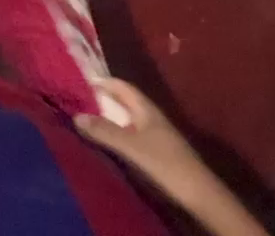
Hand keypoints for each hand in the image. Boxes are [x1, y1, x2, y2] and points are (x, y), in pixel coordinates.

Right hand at [74, 79, 267, 235]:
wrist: (198, 193)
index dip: (104, 82)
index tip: (82, 81)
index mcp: (147, 109)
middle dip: (104, 99)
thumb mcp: (131, 147)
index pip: (123, 86)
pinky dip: (118, 133)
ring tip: (88, 120)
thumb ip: (105, 131)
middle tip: (79, 100)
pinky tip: (108, 143)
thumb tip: (76, 115)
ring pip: (128, 119)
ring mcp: (156, 135)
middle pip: (125, 102)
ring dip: (110, 117)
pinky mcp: (157, 152)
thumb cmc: (165, 163)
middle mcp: (151, 117)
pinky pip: (132, 135)